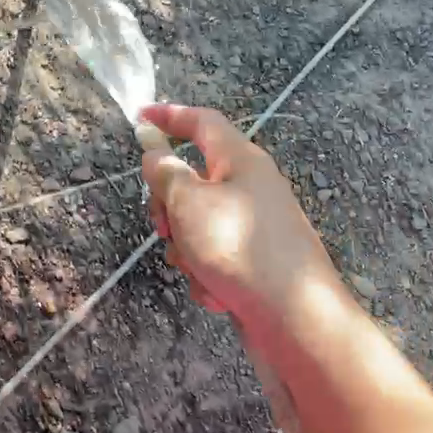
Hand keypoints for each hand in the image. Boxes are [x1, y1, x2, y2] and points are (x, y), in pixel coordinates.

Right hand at [139, 104, 342, 325]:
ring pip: (196, 223)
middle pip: (191, 180)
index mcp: (240, 161)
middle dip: (168, 206)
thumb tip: (154, 152)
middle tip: (163, 227)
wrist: (293, 316)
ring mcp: (253, 225)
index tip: (140, 117)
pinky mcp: (253, 260)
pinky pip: (212, 255)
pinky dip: (206, 272)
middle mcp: (250, 187)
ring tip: (198, 268)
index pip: (202, 122)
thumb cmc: (238, 248)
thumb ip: (165, 173)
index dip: (169, 116)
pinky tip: (217, 292)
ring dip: (185, 247)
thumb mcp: (188, 203)